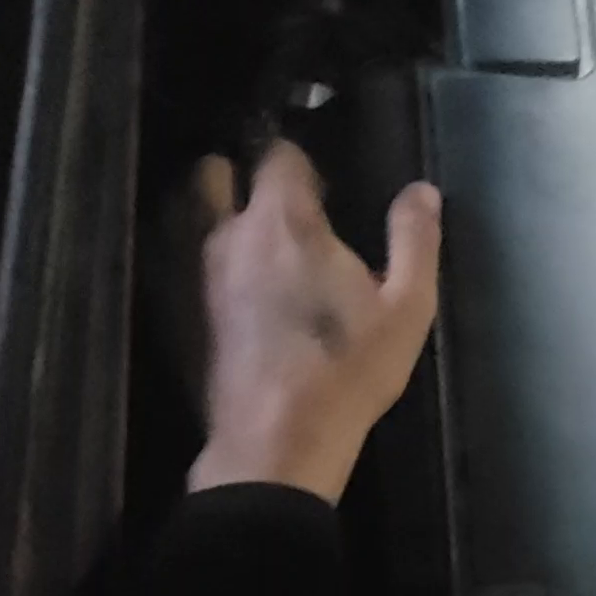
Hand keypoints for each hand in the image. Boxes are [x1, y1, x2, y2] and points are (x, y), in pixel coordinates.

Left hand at [187, 141, 442, 502]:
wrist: (279, 438)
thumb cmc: (351, 368)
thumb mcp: (407, 307)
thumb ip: (414, 241)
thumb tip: (423, 191)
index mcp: (287, 224)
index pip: (278, 157)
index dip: (299, 160)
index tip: (322, 182)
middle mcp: (226, 235)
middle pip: (213, 172)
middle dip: (239, 174)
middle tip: (280, 205)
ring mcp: (189, 273)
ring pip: (186, 214)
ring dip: (211, 209)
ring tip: (250, 238)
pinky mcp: (172, 310)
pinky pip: (173, 258)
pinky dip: (195, 253)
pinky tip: (226, 283)